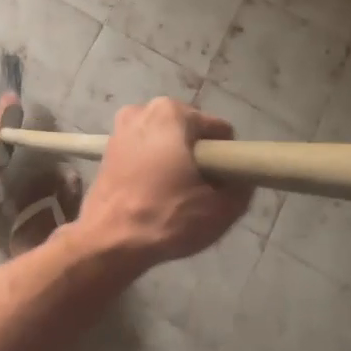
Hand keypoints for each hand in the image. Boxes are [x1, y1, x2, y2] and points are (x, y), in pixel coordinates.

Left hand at [74, 97, 251, 267]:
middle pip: (189, 134)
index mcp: (171, 113)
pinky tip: (153, 192)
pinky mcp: (107, 149)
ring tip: (176, 195)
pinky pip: (144, 152)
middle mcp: (142, 111)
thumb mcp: (222, 208)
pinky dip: (152, 166)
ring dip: (175, 162)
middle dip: (198, 158)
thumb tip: (240, 177)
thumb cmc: (167, 217)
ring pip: (165, 143)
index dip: (226, 159)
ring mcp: (120, 128)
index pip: (218, 132)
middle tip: (199, 191)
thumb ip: (242, 185)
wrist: (109, 239)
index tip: (219, 185)